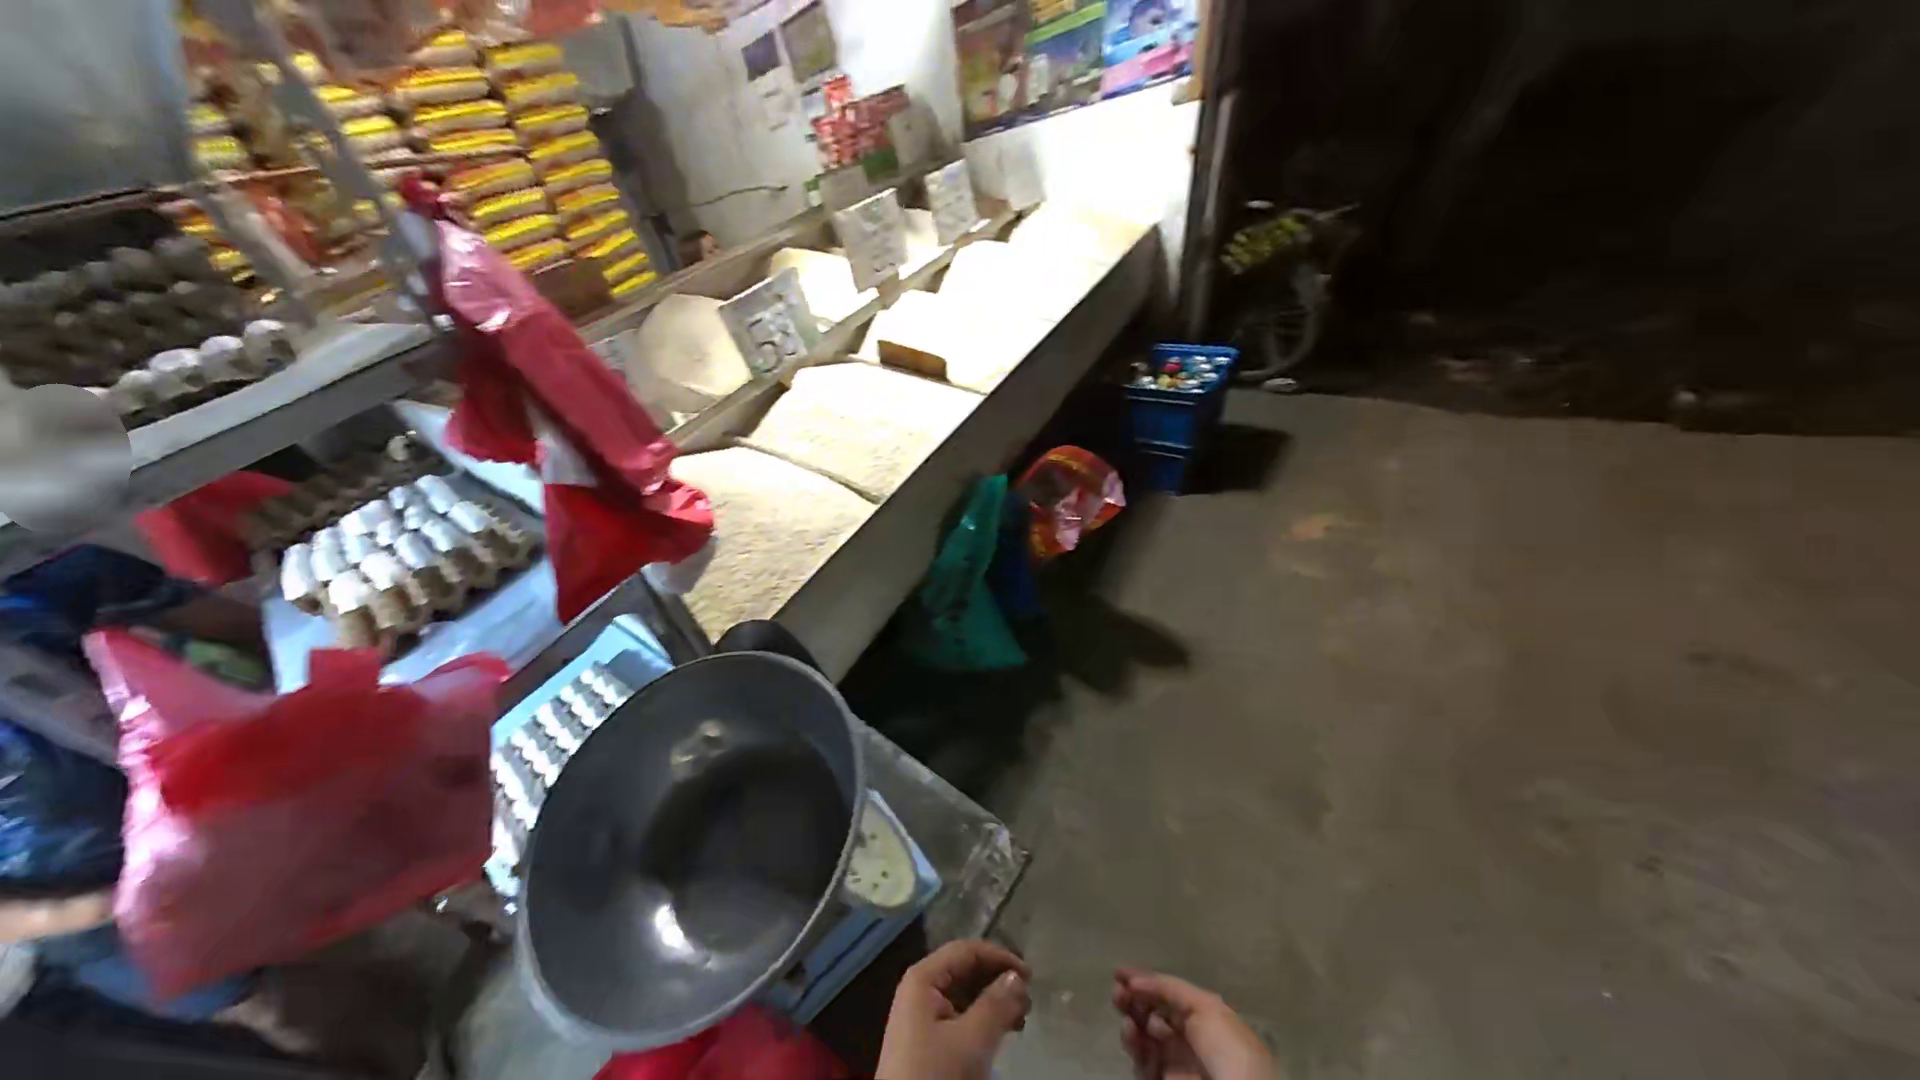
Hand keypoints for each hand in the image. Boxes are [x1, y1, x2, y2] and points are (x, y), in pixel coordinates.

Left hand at [877, 939, 1031, 1079]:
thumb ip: (996, 1005)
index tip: (1030, 976)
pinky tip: (1001, 1032)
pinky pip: (959, 1015)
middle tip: (1028, 999)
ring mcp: (922, 1014)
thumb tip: (1017, 976)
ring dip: (993, 1001)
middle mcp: (921, 988)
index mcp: (924, 977)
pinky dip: (982, 1019)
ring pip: (964, 993)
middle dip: (997, 980)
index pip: (967, 951)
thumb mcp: (970, 1042)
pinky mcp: (927, 1039)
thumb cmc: (936, 1076)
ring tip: (1020, 1018)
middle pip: (965, 970)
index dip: (1000, 957)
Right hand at [1113, 969, 1278, 1079]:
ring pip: (1144, 1040)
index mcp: (1203, 1018)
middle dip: (1132, 1001)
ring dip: (1131, 1026)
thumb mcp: (1207, 1008)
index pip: (1167, 995)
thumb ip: (1168, 989)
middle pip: (1152, 1015)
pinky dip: (1134, 1050)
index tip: (1119, 973)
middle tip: (1118, 995)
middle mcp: (1187, 1039)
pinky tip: (1133, 1038)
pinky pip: (1143, 1066)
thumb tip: (1134, 982)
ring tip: (1128, 1023)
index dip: (1144, 982)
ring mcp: (1176, 1065)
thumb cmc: (1230, 1052)